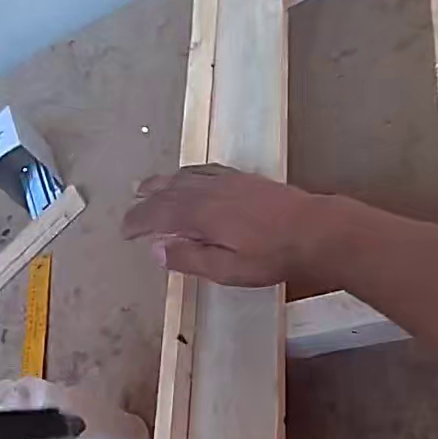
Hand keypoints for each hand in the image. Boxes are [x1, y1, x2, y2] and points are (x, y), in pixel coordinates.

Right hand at [122, 164, 359, 285]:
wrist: (313, 230)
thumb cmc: (271, 256)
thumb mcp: (227, 268)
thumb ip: (190, 258)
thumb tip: (156, 249)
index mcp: (200, 213)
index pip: (157, 214)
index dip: (138, 223)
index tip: (124, 232)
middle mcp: (208, 190)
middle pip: (167, 191)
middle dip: (146, 201)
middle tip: (131, 209)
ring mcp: (227, 180)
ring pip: (185, 177)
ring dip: (163, 183)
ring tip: (149, 187)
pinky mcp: (243, 178)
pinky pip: (206, 170)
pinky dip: (188, 174)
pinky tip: (191, 178)